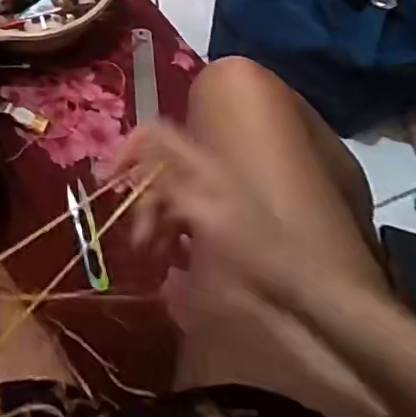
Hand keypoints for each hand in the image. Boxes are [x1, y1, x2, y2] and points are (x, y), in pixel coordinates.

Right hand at [111, 123, 368, 301]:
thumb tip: (138, 163)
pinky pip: (183, 213)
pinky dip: (170, 231)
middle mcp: (208, 169)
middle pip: (159, 170)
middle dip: (141, 201)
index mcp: (203, 163)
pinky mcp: (222, 216)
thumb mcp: (208, 217)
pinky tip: (171, 257)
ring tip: (153, 256)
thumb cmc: (258, 248)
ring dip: (153, 221)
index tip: (107, 178)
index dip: (127, 148)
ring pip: (169, 194)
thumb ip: (171, 187)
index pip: (155, 135)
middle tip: (137, 241)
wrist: (308, 282)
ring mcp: (215, 192)